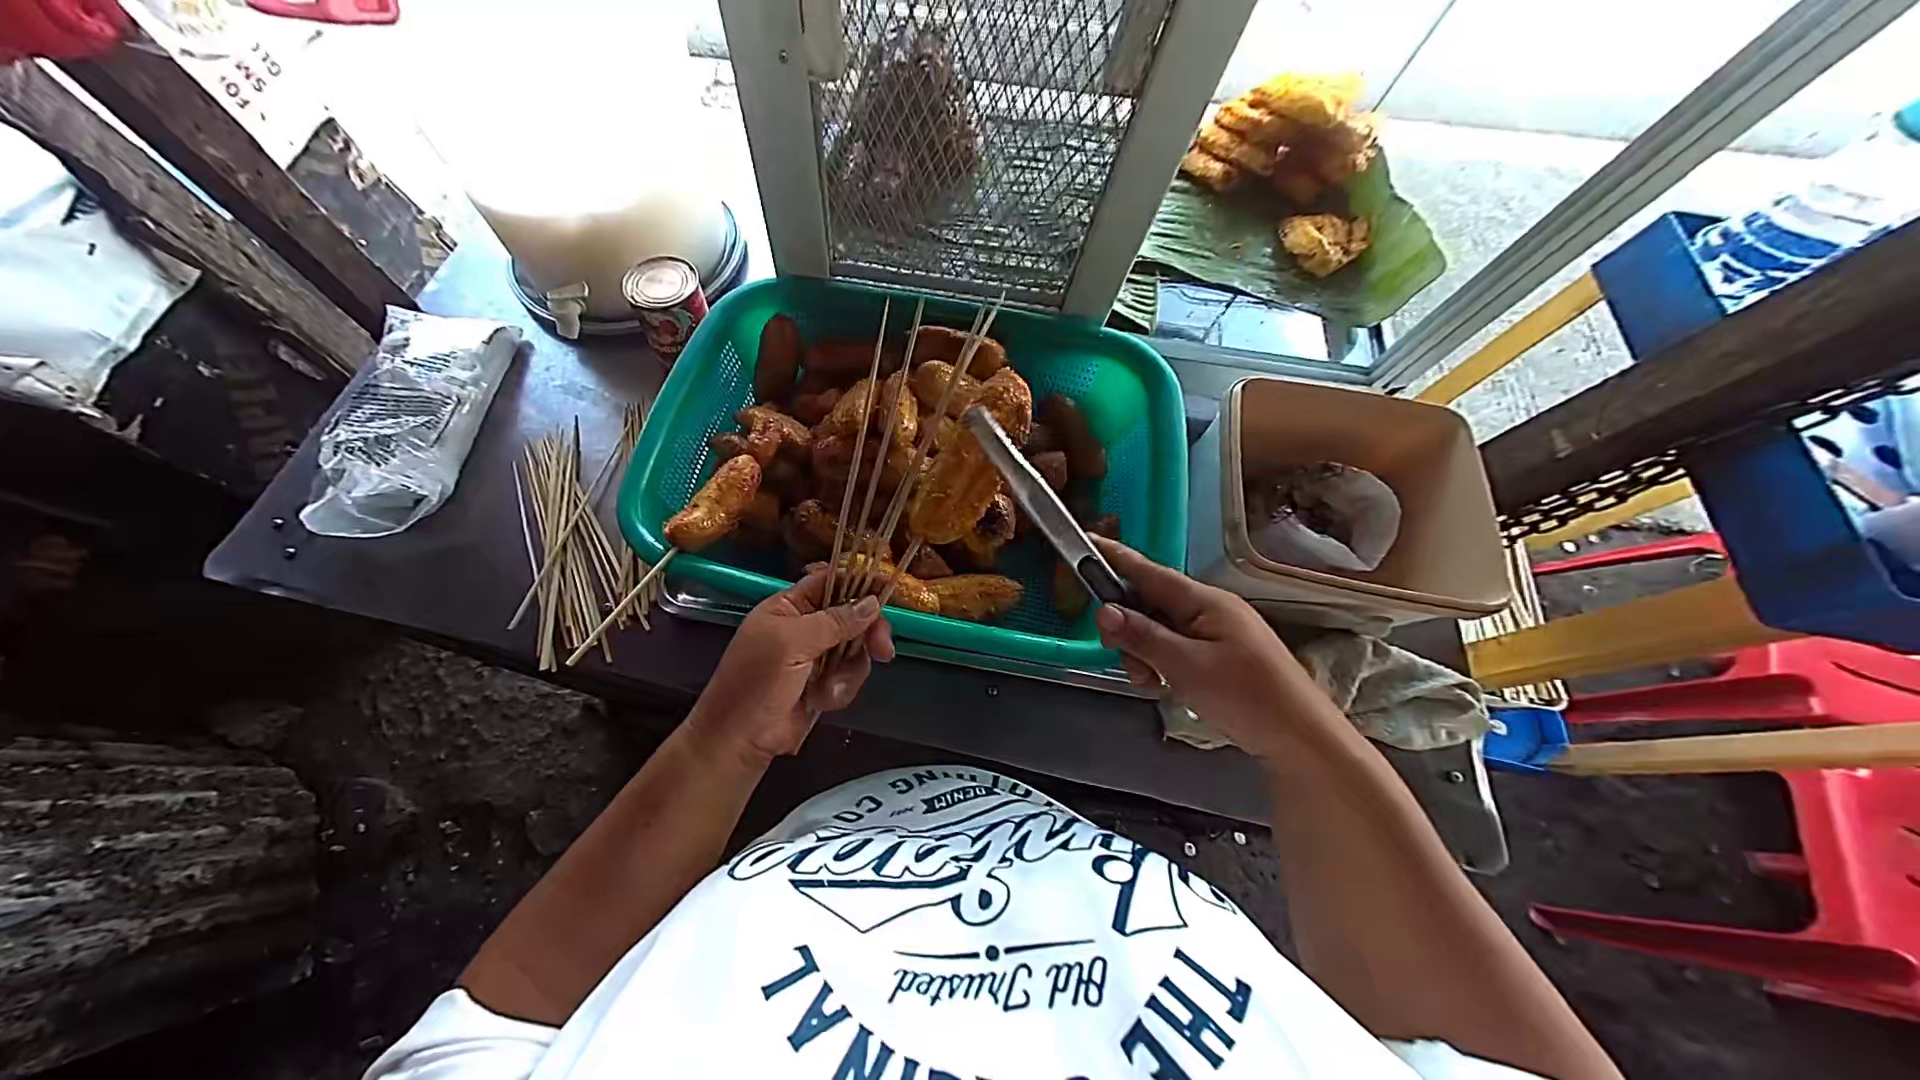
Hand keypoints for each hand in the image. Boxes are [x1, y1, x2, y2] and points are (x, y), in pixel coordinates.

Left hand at [686, 569, 894, 766]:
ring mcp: (817, 655)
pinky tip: (822, 701)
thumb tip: (872, 602)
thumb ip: (835, 621)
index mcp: (789, 607)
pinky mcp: (825, 682)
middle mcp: (806, 626)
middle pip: (853, 615)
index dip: (859, 582)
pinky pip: (851, 675)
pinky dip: (841, 690)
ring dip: (848, 671)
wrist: (739, 741)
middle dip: (868, 632)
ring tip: (828, 690)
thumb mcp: (791, 644)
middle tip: (882, 649)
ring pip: (857, 648)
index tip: (887, 588)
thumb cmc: (755, 684)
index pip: (831, 581)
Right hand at [1090, 536, 1367, 768]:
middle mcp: (1207, 609)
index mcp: (1203, 601)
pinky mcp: (1216, 655)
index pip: (1147, 570)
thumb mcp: (1185, 667)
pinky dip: (1160, 664)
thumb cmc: (1248, 698)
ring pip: (1156, 629)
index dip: (1112, 556)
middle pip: (1147, 603)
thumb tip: (1103, 610)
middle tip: (1130, 663)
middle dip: (1127, 630)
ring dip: (1142, 653)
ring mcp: (1213, 632)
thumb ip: (1142, 637)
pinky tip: (1165, 686)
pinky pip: (1173, 648)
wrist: (1301, 740)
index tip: (1084, 540)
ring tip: (1153, 683)